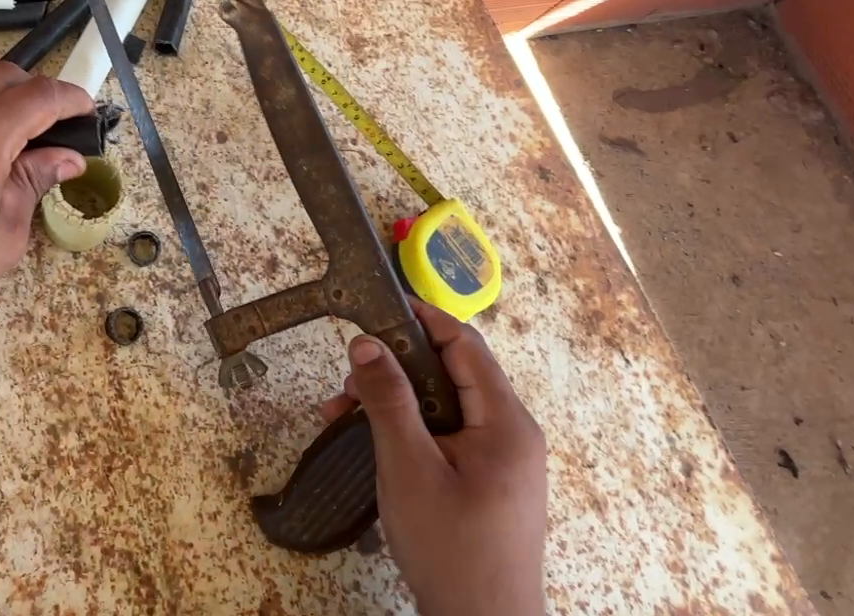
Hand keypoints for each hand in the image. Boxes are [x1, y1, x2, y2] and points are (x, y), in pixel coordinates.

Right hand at [322, 302, 547, 615]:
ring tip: (342, 411)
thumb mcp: (409, 466)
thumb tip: (366, 342)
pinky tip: (368, 438)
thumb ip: (387, 399)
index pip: (464, 344)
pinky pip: (446, 433)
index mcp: (505, 422)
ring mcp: (502, 459)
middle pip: (450, 372)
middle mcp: (511, 432)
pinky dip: (407, 428)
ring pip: (443, 404)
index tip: (375, 307)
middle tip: (346, 378)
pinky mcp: (487, 480)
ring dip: (393, 399)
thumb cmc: (450, 546)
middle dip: (394, 366)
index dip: (421, 318)